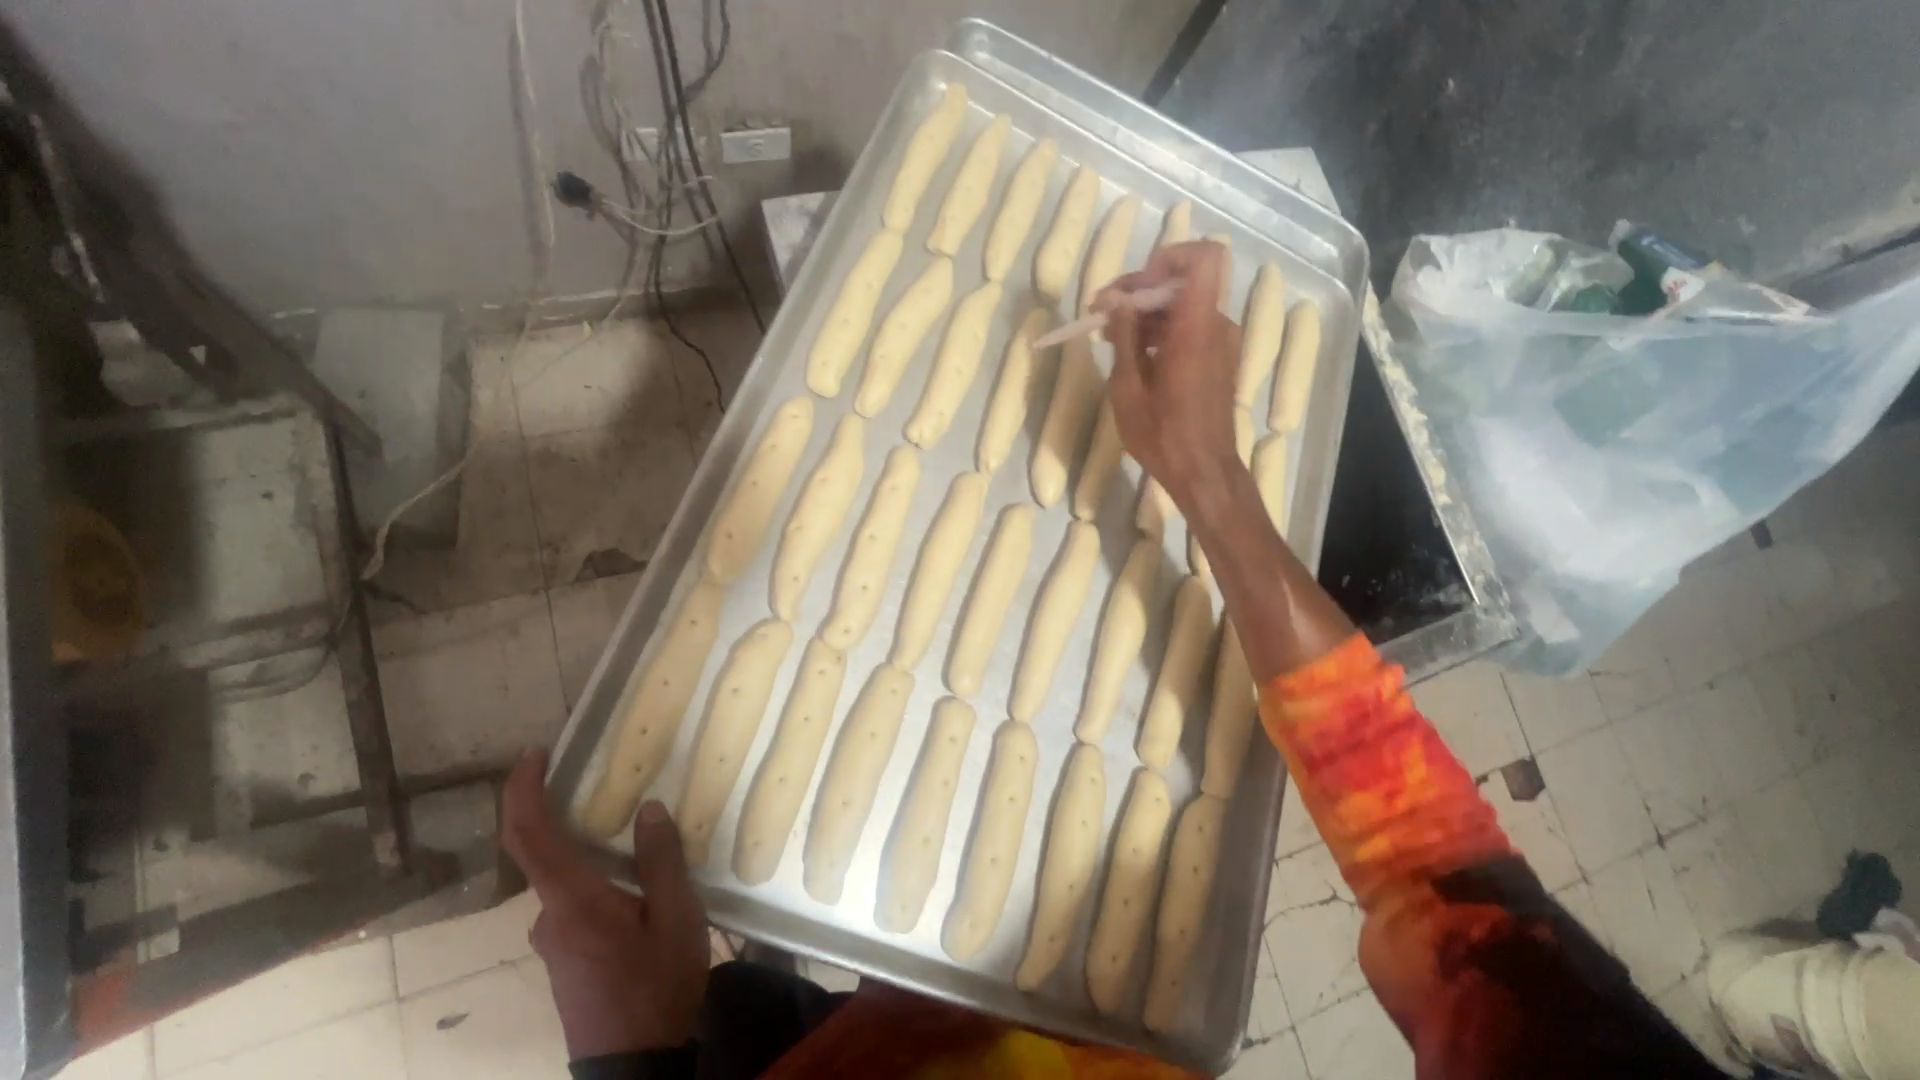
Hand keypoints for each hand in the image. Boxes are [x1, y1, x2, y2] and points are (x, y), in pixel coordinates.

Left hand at [501, 751, 708, 1058]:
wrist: (632, 1068)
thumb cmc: (656, 987)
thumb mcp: (677, 919)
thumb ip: (661, 861)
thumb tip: (648, 809)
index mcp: (572, 901)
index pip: (528, 835)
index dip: (522, 790)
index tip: (534, 753)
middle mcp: (549, 916)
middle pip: (545, 853)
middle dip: (571, 816)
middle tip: (612, 789)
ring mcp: (553, 940)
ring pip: (568, 881)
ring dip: (594, 856)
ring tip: (644, 849)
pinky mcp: (565, 957)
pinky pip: (576, 903)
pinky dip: (598, 882)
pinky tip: (640, 894)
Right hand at [1097, 240, 1246, 517]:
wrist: (1203, 472)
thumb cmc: (1162, 436)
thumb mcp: (1128, 388)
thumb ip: (1123, 337)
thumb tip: (1115, 300)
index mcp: (1196, 328)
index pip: (1204, 258)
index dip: (1168, 258)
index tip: (1134, 287)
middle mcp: (1216, 325)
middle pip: (1184, 281)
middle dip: (1140, 290)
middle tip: (1100, 311)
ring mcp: (1221, 342)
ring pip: (1183, 305)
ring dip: (1145, 313)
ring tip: (1108, 336)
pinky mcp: (1218, 357)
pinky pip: (1189, 327)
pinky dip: (1160, 331)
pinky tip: (1131, 354)